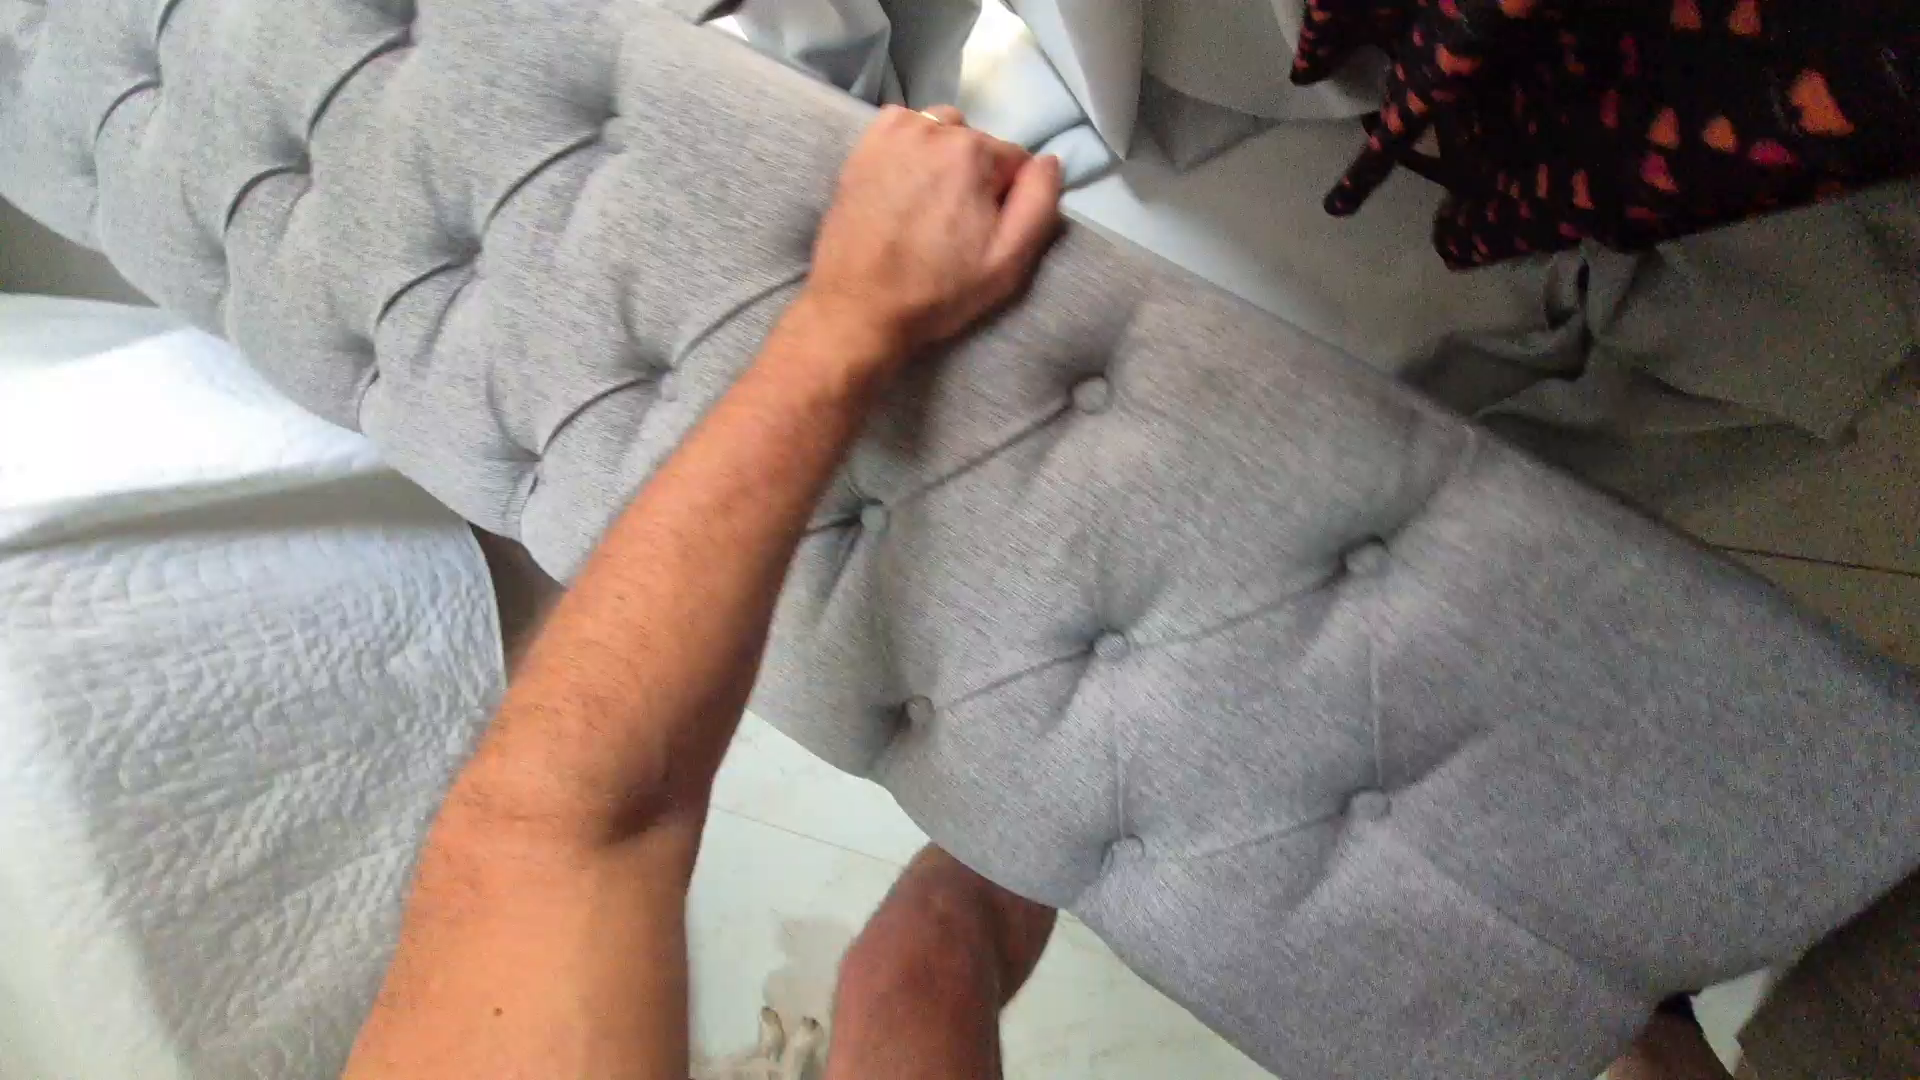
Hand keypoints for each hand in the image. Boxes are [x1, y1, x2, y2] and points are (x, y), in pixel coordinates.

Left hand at [801, 105, 1063, 360]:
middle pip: (977, 145)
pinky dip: (911, 154)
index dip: (1007, 201)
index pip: (1016, 162)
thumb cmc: (938, 292)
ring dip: (944, 162)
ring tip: (928, 211)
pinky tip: (904, 194)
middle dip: (975, 180)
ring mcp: (893, 133)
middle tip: (953, 229)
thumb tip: (1050, 162)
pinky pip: (904, 133)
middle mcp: (933, 127)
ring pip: (942, 134)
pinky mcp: (864, 147)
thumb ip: (1040, 203)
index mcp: (973, 151)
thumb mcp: (1007, 261)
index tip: (984, 235)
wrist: (859, 308)